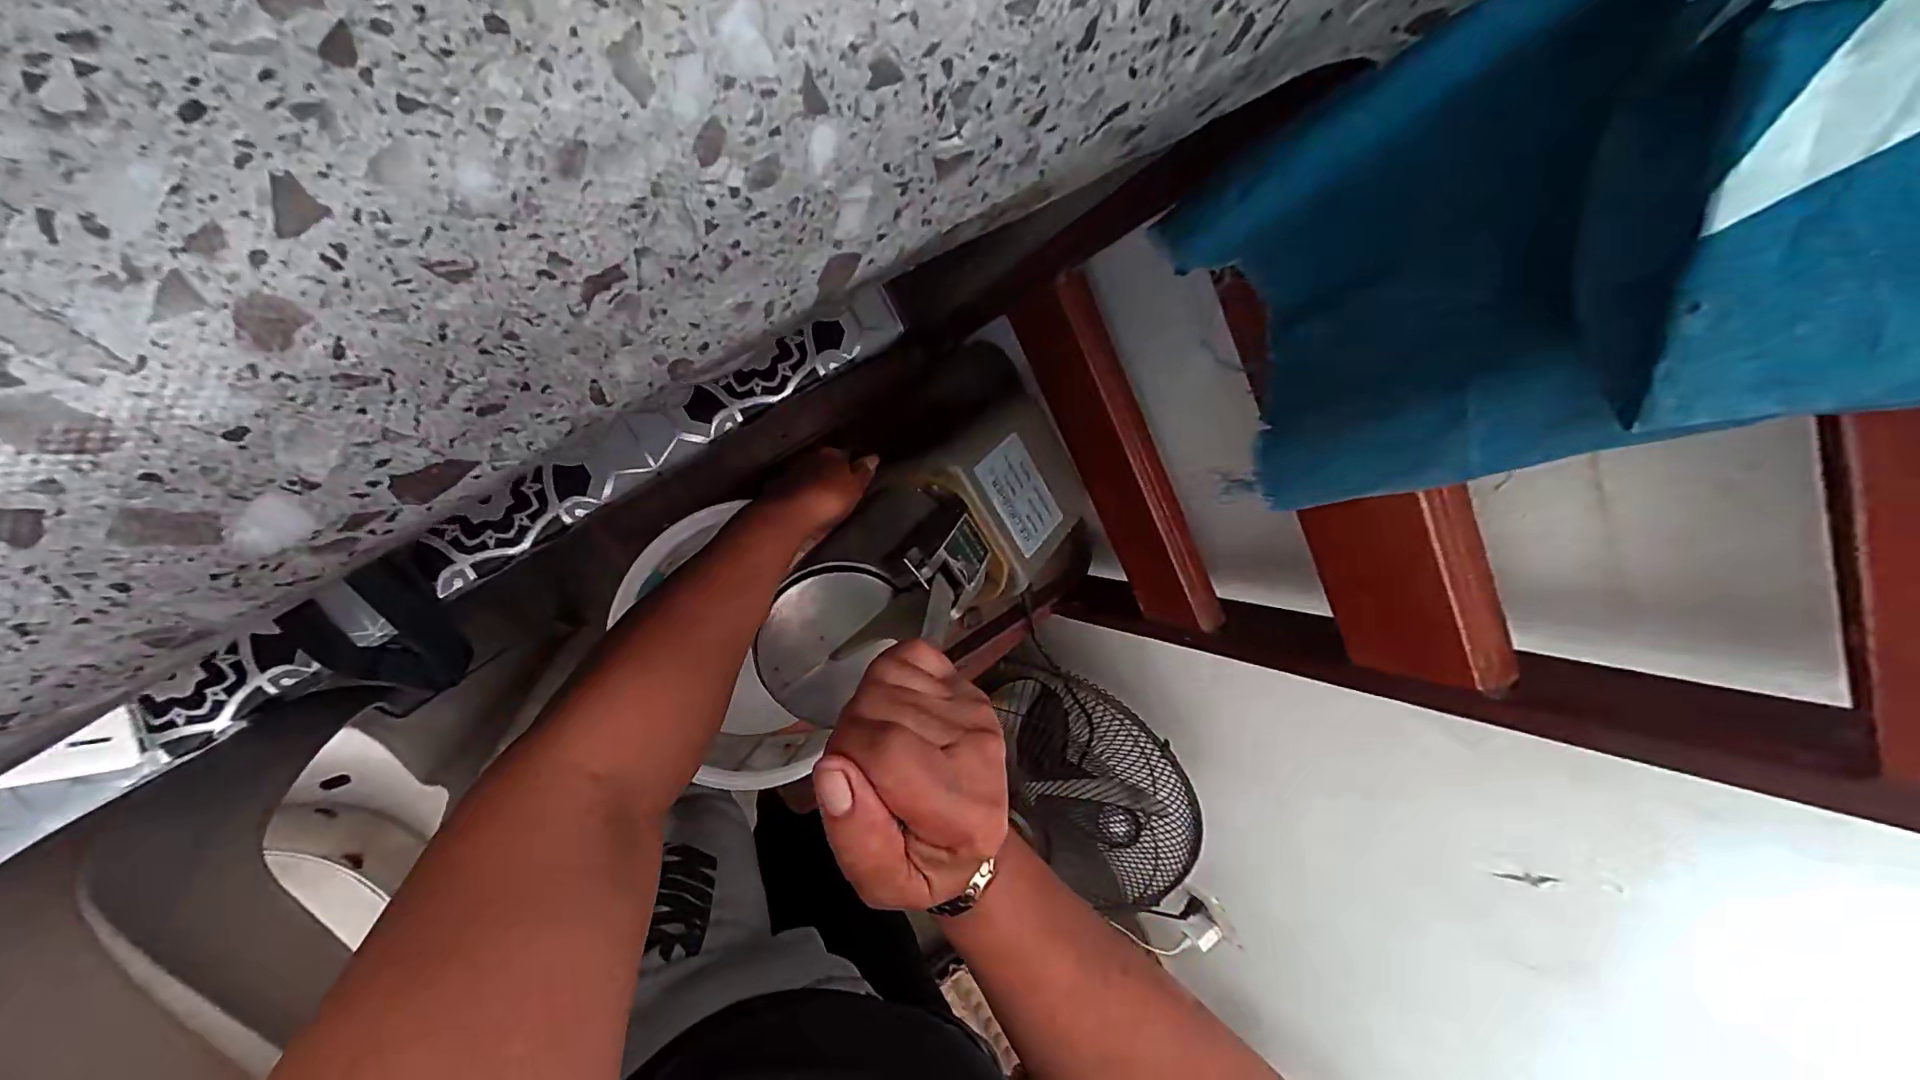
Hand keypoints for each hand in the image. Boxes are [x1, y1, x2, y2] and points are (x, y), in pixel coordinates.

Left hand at [756, 446, 876, 547]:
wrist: (790, 514)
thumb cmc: (830, 498)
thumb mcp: (855, 487)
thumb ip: (864, 472)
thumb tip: (873, 457)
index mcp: (832, 453)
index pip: (846, 454)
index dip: (853, 465)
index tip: (857, 475)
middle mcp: (811, 456)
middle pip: (826, 463)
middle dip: (832, 472)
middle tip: (841, 487)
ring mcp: (793, 471)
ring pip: (810, 474)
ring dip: (816, 482)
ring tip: (824, 497)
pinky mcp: (779, 488)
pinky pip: (798, 488)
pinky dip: (803, 493)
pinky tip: (807, 503)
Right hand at [812, 640, 1008, 910]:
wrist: (972, 842)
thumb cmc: (924, 866)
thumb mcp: (883, 882)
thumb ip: (856, 837)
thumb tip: (831, 770)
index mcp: (965, 811)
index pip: (887, 748)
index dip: (847, 757)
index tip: (846, 780)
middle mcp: (979, 749)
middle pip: (881, 706)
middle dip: (851, 735)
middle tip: (862, 771)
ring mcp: (975, 710)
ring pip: (887, 678)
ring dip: (866, 708)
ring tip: (878, 746)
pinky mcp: (968, 686)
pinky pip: (908, 655)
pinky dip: (888, 677)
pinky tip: (896, 713)